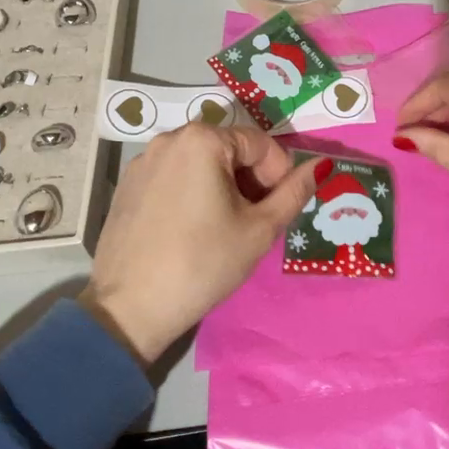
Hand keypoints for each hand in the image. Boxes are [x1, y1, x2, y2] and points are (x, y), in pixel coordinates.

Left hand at [80, 123, 326, 367]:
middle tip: (254, 223)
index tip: (277, 212)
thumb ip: (294, 192)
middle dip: (250, 181)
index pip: (261, 144)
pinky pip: (173, 177)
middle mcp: (170, 138)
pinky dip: (192, 194)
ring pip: (201, 163)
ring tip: (224, 229)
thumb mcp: (260, 229)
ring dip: (223, 187)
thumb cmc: (203, 263)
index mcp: (203, 139)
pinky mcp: (127, 186)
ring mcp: (143, 161)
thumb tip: (321, 165)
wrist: (130, 309)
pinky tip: (191, 231)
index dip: (278, 176)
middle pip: (229, 150)